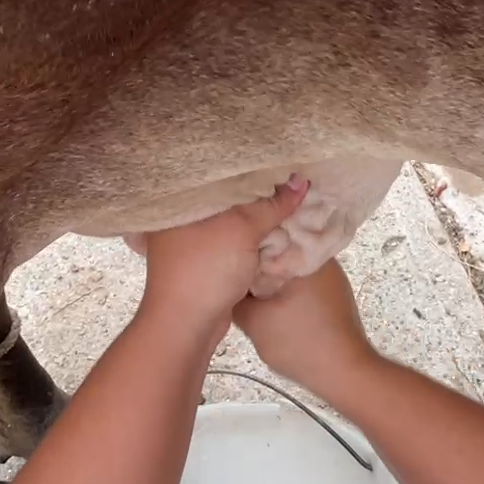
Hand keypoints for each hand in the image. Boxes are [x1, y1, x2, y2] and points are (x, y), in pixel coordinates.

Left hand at [137, 178, 308, 335]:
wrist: (186, 325)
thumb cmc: (205, 269)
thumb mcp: (242, 230)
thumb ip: (272, 205)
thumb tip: (303, 181)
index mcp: (180, 200)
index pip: (218, 172)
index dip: (249, 165)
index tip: (279, 157)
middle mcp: (183, 217)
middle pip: (227, 196)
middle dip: (258, 192)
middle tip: (291, 174)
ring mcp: (193, 241)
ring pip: (233, 220)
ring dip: (258, 216)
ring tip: (290, 195)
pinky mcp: (206, 261)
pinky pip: (234, 241)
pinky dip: (252, 236)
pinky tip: (277, 226)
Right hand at [233, 260, 378, 395]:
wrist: (344, 373)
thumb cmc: (300, 343)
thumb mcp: (254, 322)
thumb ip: (235, 299)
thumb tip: (226, 286)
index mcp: (305, 255)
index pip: (265, 238)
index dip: (241, 248)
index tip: (224, 261)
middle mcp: (322, 259)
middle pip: (278, 253)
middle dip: (255, 266)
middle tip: (232, 279)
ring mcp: (331, 277)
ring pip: (289, 269)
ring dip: (270, 280)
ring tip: (249, 293)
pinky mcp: (332, 295)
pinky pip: (301, 282)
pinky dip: (286, 290)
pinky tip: (272, 305)